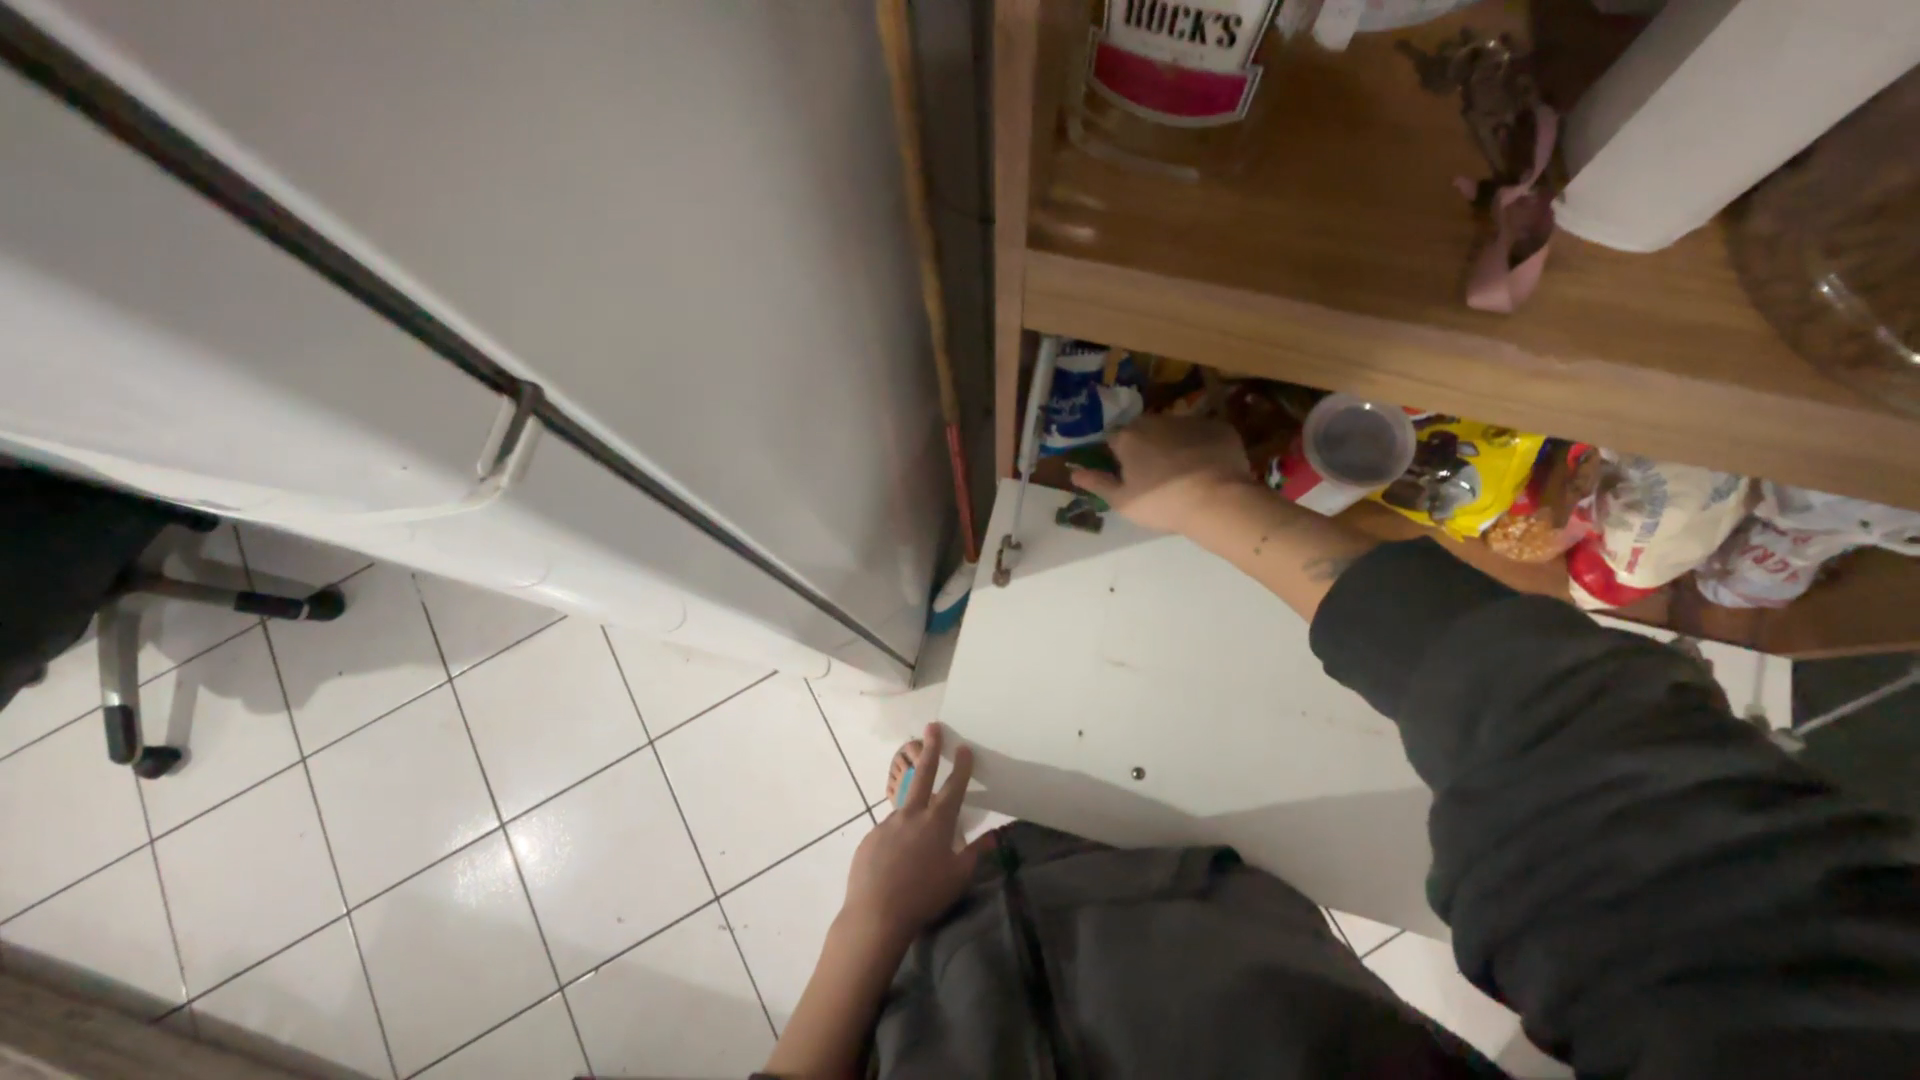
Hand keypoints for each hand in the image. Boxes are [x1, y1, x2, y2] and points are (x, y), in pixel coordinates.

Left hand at [842, 723, 990, 945]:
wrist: (876, 914)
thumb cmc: (924, 896)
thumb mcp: (958, 877)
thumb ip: (975, 853)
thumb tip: (992, 836)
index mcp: (936, 822)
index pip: (953, 787)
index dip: (961, 767)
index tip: (964, 747)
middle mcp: (911, 815)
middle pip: (922, 775)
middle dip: (930, 750)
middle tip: (932, 727)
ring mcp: (886, 825)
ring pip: (904, 810)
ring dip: (913, 814)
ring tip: (917, 846)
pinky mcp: (869, 839)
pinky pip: (888, 834)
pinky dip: (896, 842)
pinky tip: (897, 864)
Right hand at [1069, 415, 1255, 534]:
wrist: (1217, 501)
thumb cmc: (1162, 504)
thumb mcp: (1122, 501)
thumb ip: (1097, 483)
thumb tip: (1073, 473)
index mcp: (1129, 437)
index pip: (1114, 439)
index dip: (1119, 456)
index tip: (1127, 473)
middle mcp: (1157, 420)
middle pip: (1145, 430)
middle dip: (1146, 446)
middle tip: (1156, 474)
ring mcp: (1190, 421)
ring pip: (1175, 429)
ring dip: (1175, 444)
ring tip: (1185, 472)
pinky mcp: (1218, 427)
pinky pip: (1204, 434)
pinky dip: (1203, 446)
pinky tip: (1208, 467)